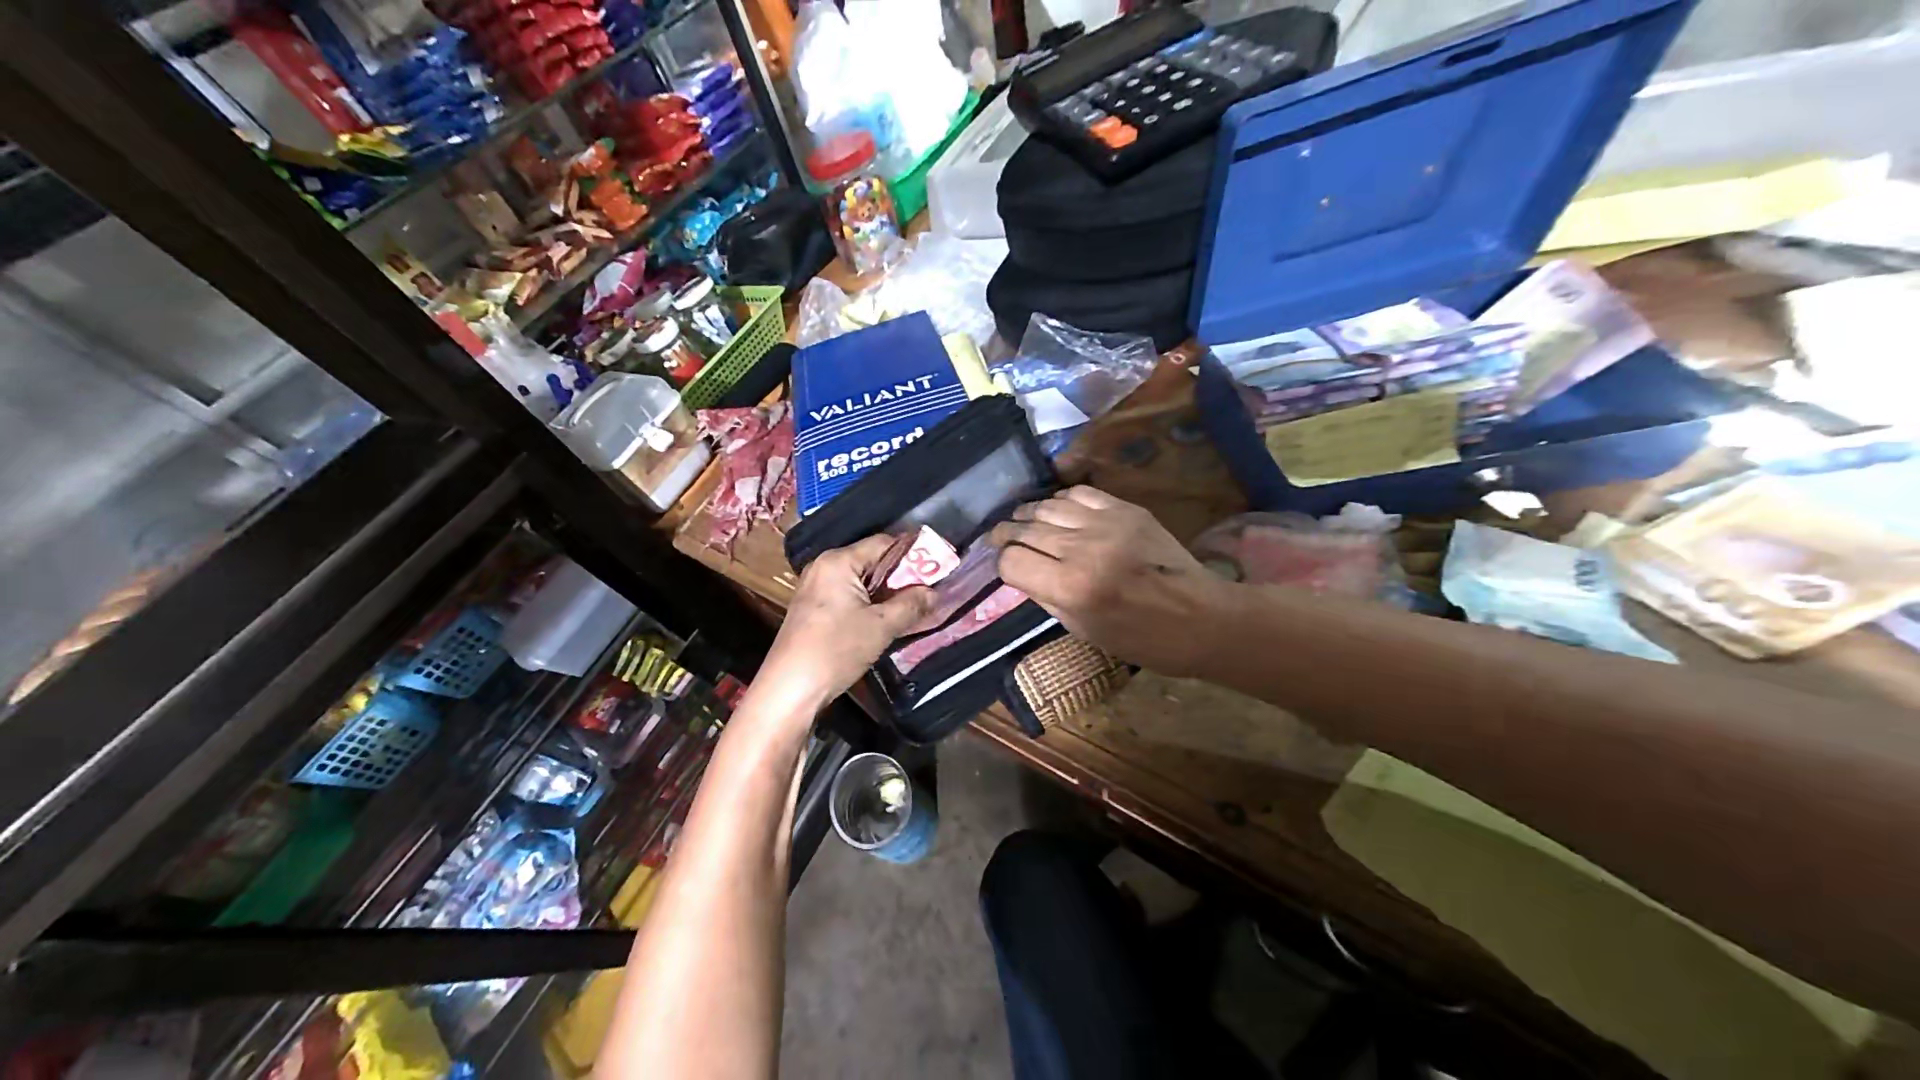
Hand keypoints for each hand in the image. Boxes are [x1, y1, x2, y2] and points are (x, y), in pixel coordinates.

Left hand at [756, 534, 934, 711]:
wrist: (790, 689)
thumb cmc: (835, 650)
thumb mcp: (881, 627)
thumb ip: (911, 605)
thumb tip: (934, 592)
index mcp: (838, 561)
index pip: (884, 543)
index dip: (914, 553)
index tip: (939, 568)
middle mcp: (824, 568)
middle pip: (872, 561)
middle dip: (902, 576)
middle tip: (931, 591)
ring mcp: (816, 589)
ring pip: (862, 582)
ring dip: (888, 594)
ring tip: (915, 608)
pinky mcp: (814, 610)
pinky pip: (850, 597)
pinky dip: (870, 605)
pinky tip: (888, 622)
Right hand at [991, 486, 1226, 674]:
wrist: (1201, 618)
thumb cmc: (1140, 639)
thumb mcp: (1082, 629)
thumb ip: (1045, 595)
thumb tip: (1020, 571)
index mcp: (1069, 587)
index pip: (1012, 561)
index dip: (1002, 564)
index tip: (1005, 567)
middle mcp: (1082, 548)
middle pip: (1025, 530)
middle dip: (1006, 534)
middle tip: (999, 538)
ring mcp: (1106, 523)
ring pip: (1048, 506)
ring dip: (1029, 515)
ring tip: (1023, 522)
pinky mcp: (1126, 509)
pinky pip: (1079, 494)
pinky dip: (1061, 501)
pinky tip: (1057, 512)